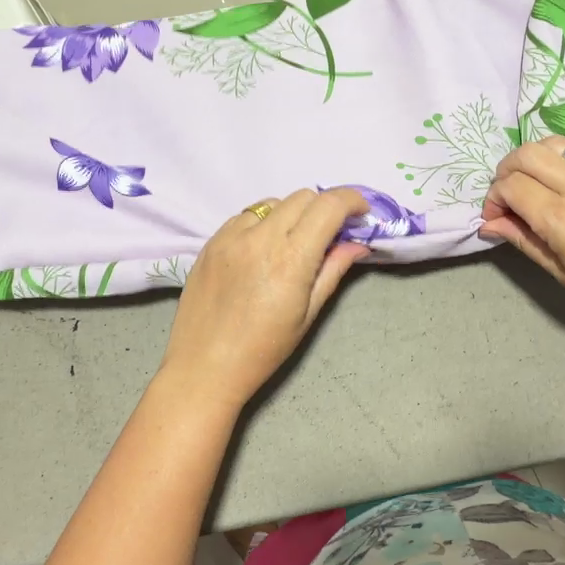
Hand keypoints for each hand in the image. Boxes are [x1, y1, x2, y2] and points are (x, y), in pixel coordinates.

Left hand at [159, 189, 370, 408]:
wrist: (203, 366)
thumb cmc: (263, 349)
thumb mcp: (308, 314)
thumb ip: (333, 270)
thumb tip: (358, 243)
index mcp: (291, 258)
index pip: (329, 206)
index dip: (352, 200)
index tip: (361, 213)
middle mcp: (261, 237)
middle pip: (303, 197)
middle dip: (324, 208)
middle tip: (330, 234)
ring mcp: (231, 235)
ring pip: (273, 203)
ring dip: (292, 214)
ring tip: (293, 243)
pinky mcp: (211, 240)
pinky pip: (245, 216)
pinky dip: (263, 223)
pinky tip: (261, 249)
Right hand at [481, 137, 564, 350]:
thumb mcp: (563, 275)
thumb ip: (523, 240)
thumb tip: (490, 223)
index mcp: (564, 221)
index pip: (511, 187)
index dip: (493, 200)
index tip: (495, 218)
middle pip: (526, 155)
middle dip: (506, 172)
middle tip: (507, 196)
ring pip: (552, 143)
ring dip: (532, 158)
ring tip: (532, 182)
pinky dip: (562, 154)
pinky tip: (562, 176)